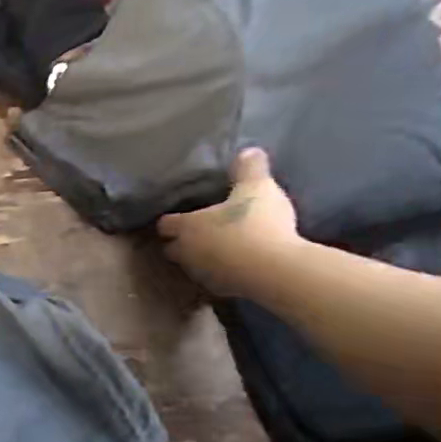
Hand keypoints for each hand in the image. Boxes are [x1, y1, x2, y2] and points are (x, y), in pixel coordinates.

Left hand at [157, 147, 307, 297]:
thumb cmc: (258, 224)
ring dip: (200, 257)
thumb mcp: (257, 188)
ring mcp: (201, 274)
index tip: (177, 214)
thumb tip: (247, 151)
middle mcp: (186, 252)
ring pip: (190, 265)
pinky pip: (213, 279)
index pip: (165, 224)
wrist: (275, 270)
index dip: (170, 219)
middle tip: (196, 231)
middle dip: (179, 241)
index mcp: (187, 227)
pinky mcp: (220, 290)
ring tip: (218, 248)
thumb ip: (249, 169)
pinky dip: (220, 272)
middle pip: (171, 248)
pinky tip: (236, 266)